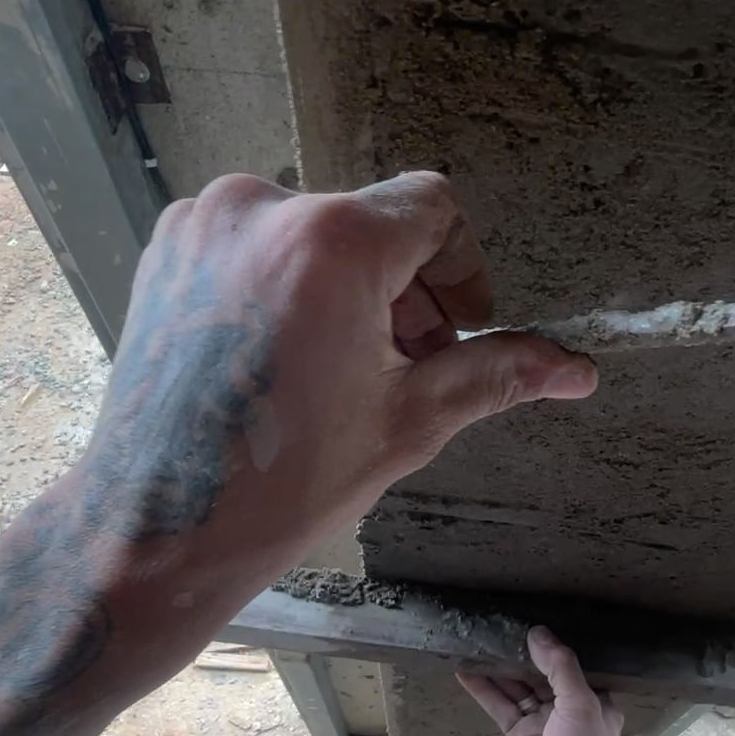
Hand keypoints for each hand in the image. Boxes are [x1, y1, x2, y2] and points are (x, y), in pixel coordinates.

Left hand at [70, 171, 597, 613]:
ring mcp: (204, 225)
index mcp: (330, 242)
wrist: (157, 528)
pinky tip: (299, 355)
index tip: (461, 327)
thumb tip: (577, 369)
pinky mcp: (171, 251)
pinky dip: (299, 284)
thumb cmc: (284, 483)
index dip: (464, 269)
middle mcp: (260, 208)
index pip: (434, 207)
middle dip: (412, 289)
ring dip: (357, 288)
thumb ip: (498, 375)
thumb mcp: (409, 422)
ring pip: (319, 233)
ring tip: (357, 365)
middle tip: (415, 362)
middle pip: (376, 223)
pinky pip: (264, 244)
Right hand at [459, 627, 626, 735]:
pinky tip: (465, 671)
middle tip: (498, 626)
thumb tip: (538, 633)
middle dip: (521, 653)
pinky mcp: (516, 733)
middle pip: (540, 672)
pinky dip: (483, 688)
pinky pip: (499, 705)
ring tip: (476, 642)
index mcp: (592, 699)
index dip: (552, 645)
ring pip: (516, 686)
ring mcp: (539, 720)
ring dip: (498, 667)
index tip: (532, 622)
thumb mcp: (581, 703)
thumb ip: (560, 666)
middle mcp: (566, 707)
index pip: (571, 665)